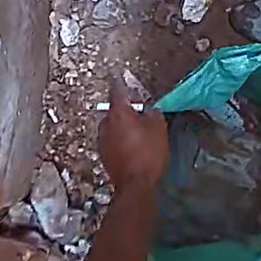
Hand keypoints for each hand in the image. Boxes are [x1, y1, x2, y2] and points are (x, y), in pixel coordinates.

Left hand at [99, 79, 167, 194]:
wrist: (135, 185)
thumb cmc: (148, 152)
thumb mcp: (158, 127)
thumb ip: (153, 112)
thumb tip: (149, 110)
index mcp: (118, 113)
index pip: (117, 91)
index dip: (121, 82)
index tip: (120, 75)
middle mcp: (106, 123)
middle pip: (115, 110)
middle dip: (126, 109)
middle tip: (140, 113)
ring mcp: (102, 140)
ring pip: (113, 125)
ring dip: (123, 125)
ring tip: (138, 133)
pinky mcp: (103, 154)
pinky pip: (112, 139)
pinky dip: (120, 138)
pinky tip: (132, 146)